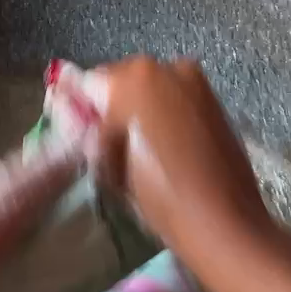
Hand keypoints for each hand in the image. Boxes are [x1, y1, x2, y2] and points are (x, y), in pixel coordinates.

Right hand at [49, 54, 270, 259]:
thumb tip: (65, 106)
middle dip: (107, 106)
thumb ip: (85, 127)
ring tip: (130, 147)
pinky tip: (158, 144)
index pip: (87, 82)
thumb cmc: (160, 194)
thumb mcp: (110, 163)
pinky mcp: (213, 99)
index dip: (74, 104)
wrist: (225, 224)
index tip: (66, 124)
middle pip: (119, 81)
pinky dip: (160, 113)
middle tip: (98, 142)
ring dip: (134, 108)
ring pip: (148, 88)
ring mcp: (193, 80)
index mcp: (133, 77)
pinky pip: (172, 98)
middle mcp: (165, 66)